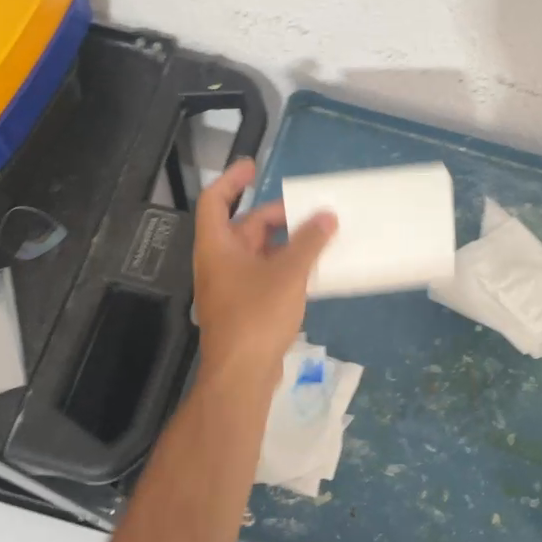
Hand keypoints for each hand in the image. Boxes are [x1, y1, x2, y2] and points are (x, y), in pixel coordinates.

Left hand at [194, 158, 335, 382]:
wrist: (241, 374)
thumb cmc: (256, 316)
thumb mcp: (288, 274)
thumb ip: (308, 243)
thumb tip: (327, 218)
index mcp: (216, 246)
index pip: (215, 201)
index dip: (232, 180)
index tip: (253, 167)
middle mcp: (218, 263)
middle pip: (243, 228)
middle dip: (275, 217)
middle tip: (308, 212)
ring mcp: (230, 288)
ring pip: (256, 255)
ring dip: (283, 244)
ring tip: (316, 238)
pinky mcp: (244, 310)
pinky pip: (263, 277)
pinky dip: (284, 268)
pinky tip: (310, 272)